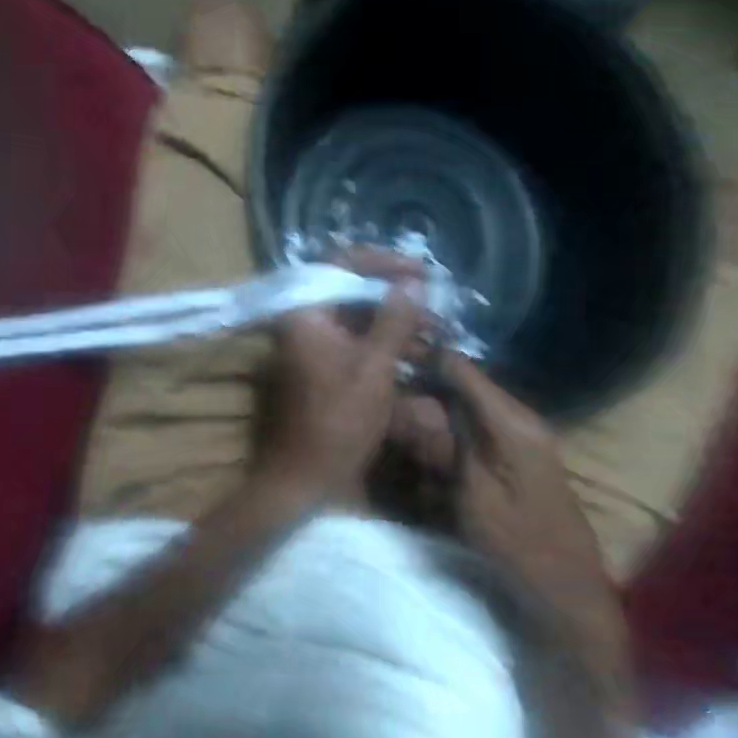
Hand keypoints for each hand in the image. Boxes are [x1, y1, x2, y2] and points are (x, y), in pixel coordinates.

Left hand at [258, 249, 428, 503]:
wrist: (302, 475)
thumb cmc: (338, 420)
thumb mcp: (375, 367)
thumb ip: (394, 320)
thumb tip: (413, 281)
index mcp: (304, 313)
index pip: (340, 263)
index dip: (383, 262)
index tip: (421, 272)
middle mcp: (301, 322)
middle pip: (349, 292)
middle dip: (395, 297)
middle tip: (435, 308)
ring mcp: (308, 345)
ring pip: (354, 319)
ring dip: (394, 323)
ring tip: (436, 334)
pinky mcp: (318, 367)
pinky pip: (352, 343)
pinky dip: (382, 345)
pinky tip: (417, 355)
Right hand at [394, 354, 627, 695]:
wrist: (565, 591)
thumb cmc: (517, 543)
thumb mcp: (471, 492)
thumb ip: (442, 440)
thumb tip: (411, 399)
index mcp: (511, 422)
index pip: (460, 369)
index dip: (423, 359)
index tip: (385, 359)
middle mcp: (518, 421)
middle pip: (459, 388)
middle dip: (420, 393)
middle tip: (383, 406)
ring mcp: (519, 439)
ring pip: (462, 410)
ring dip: (430, 418)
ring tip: (398, 431)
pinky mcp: (515, 458)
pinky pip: (471, 433)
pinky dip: (445, 439)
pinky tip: (425, 456)